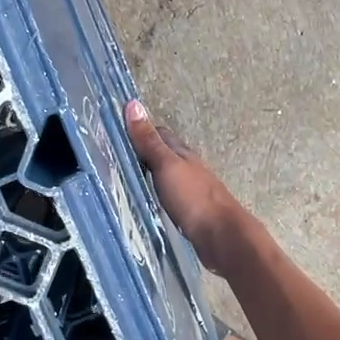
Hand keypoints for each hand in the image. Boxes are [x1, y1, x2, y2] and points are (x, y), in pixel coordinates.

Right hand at [123, 100, 254, 273]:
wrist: (221, 236)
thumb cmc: (193, 197)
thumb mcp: (166, 165)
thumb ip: (149, 140)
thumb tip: (133, 103)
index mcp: (183, 154)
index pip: (160, 134)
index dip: (141, 131)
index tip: (118, 133)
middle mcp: (190, 168)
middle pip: (166, 154)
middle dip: (145, 153)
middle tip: (118, 157)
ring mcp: (193, 190)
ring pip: (169, 176)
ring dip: (152, 175)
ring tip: (128, 179)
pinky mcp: (193, 211)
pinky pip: (171, 196)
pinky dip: (158, 194)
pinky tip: (150, 202)